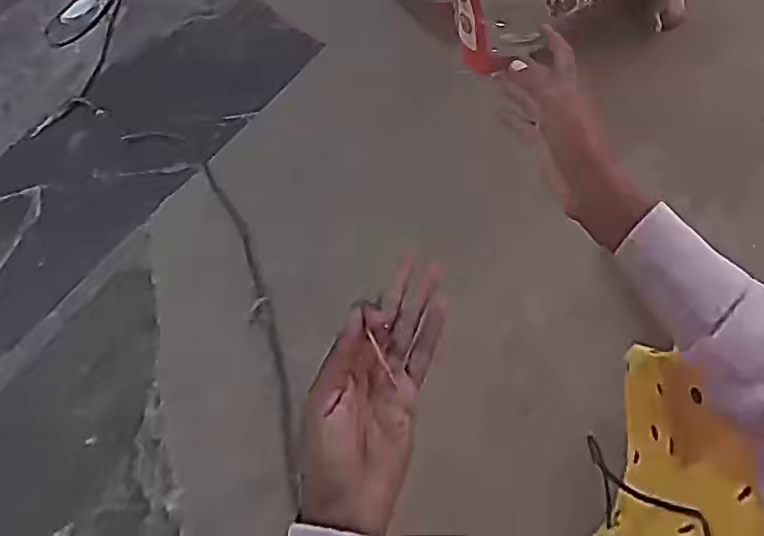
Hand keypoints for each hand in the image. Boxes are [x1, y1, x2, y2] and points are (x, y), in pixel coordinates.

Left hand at [298, 258, 447, 534]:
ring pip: (409, 332)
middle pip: (390, 319)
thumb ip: (342, 355)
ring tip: (435, 276)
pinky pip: (422, 359)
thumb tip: (357, 314)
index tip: (380, 308)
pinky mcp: (408, 397)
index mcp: (344, 363)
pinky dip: (432, 334)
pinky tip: (440, 311)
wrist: (347, 502)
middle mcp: (368, 365)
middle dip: (403, 290)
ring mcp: (390, 379)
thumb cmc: (325, 455)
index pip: (363, 323)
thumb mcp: (323, 400)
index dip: (373, 310)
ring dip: (421, 304)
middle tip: (416, 260)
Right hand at [497, 27, 657, 250]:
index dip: (552, 39)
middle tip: (498, 49)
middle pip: (539, 75)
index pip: (561, 56)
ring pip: (527, 97)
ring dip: (512, 85)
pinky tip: (496, 109)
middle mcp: (559, 100)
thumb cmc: (577, 141)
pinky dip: (509, 115)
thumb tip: (514, 62)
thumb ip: (534, 82)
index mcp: (569, 87)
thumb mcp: (555, 104)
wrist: (587, 184)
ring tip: (491, 73)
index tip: (539, 24)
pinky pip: (521, 123)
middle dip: (523, 62)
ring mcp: (549, 121)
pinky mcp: (539, 141)